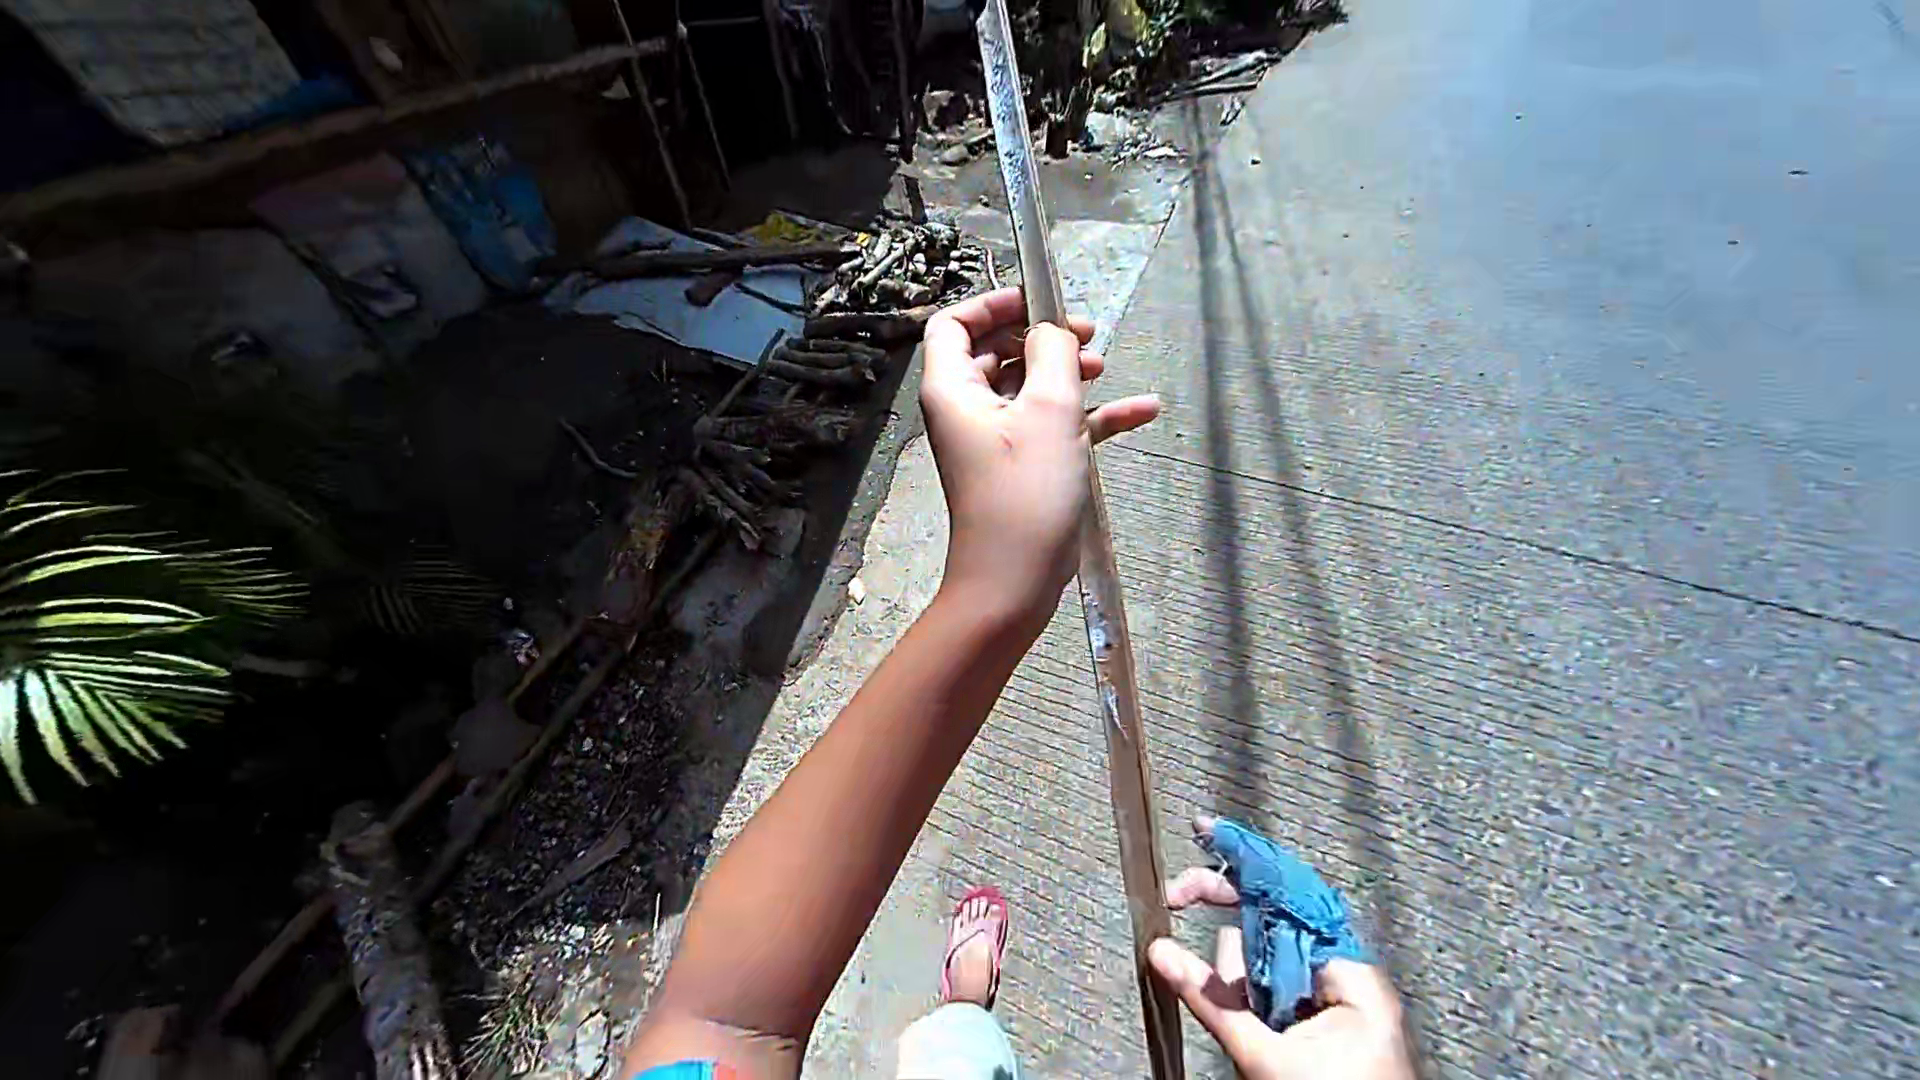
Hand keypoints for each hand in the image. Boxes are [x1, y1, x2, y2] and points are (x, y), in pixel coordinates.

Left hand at [920, 287, 1159, 627]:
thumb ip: (1052, 353)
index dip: (993, 305)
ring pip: (1028, 389)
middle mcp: (966, 410)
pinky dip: (1089, 417)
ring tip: (1105, 366)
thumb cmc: (1026, 490)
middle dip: (1040, 338)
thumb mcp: (1049, 409)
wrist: (1015, 577)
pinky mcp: (1021, 466)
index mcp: (953, 388)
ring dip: (1066, 373)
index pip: (953, 324)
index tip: (1039, 303)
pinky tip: (1143, 411)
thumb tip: (1050, 330)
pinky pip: (1052, 428)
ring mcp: (994, 440)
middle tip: (1086, 334)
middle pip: (995, 352)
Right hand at [1149, 869, 1413, 1079]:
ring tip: (1251, 1024)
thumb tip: (1158, 951)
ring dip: (1237, 973)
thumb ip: (1212, 1002)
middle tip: (1175, 898)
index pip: (1290, 891)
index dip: (1244, 856)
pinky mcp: (1312, 1014)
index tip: (1204, 829)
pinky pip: (1265, 979)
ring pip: (1262, 949)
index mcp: (1350, 974)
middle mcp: (1341, 972)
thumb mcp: (1269, 1061)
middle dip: (1223, 910)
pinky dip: (1244, 990)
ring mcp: (1327, 993)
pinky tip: (1251, 1026)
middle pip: (1269, 911)